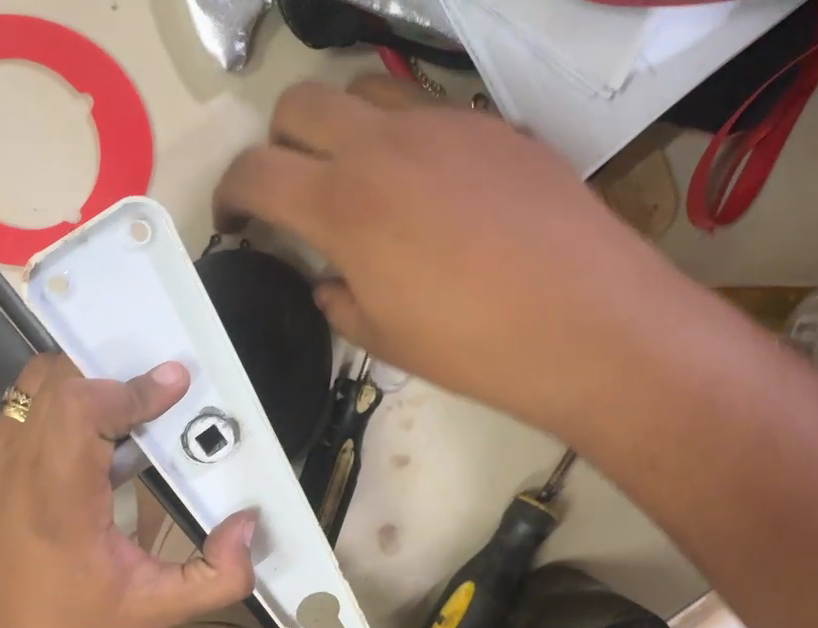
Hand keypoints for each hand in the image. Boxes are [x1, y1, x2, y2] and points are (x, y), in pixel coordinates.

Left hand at [0, 354, 257, 627]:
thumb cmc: (90, 624)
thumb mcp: (164, 608)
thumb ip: (221, 573)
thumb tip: (246, 521)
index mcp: (57, 505)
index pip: (79, 409)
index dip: (129, 389)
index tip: (172, 386)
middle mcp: (12, 476)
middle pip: (53, 383)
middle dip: (105, 376)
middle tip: (148, 397)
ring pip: (31, 389)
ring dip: (78, 388)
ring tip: (117, 415)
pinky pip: (16, 414)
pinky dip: (53, 411)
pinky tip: (83, 446)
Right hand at [214, 77, 696, 427]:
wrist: (588, 323)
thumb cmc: (473, 346)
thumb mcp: (384, 339)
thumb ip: (338, 300)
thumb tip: (327, 281)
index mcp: (343, 204)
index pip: (254, 171)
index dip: (229, 193)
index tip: (234, 219)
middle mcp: (384, 145)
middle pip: (299, 104)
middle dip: (278, 143)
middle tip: (293, 191)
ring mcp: (444, 124)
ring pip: (365, 90)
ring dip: (342, 127)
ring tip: (362, 180)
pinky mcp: (494, 126)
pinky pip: (429, 112)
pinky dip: (407, 140)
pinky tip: (433, 191)